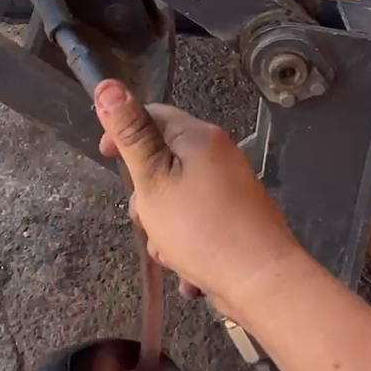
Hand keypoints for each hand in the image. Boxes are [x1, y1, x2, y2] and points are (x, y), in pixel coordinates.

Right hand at [93, 79, 306, 309]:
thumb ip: (130, 134)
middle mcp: (219, 155)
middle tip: (143, 218)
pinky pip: (199, 220)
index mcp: (197, 137)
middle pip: (163, 160)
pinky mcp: (239, 219)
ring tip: (168, 251)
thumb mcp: (152, 178)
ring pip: (178, 195)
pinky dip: (187, 241)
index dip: (123, 133)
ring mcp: (231, 188)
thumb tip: (108, 85)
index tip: (106, 159)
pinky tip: (187, 270)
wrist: (264, 284)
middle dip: (145, 192)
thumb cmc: (200, 228)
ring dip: (164, 224)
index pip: (151, 115)